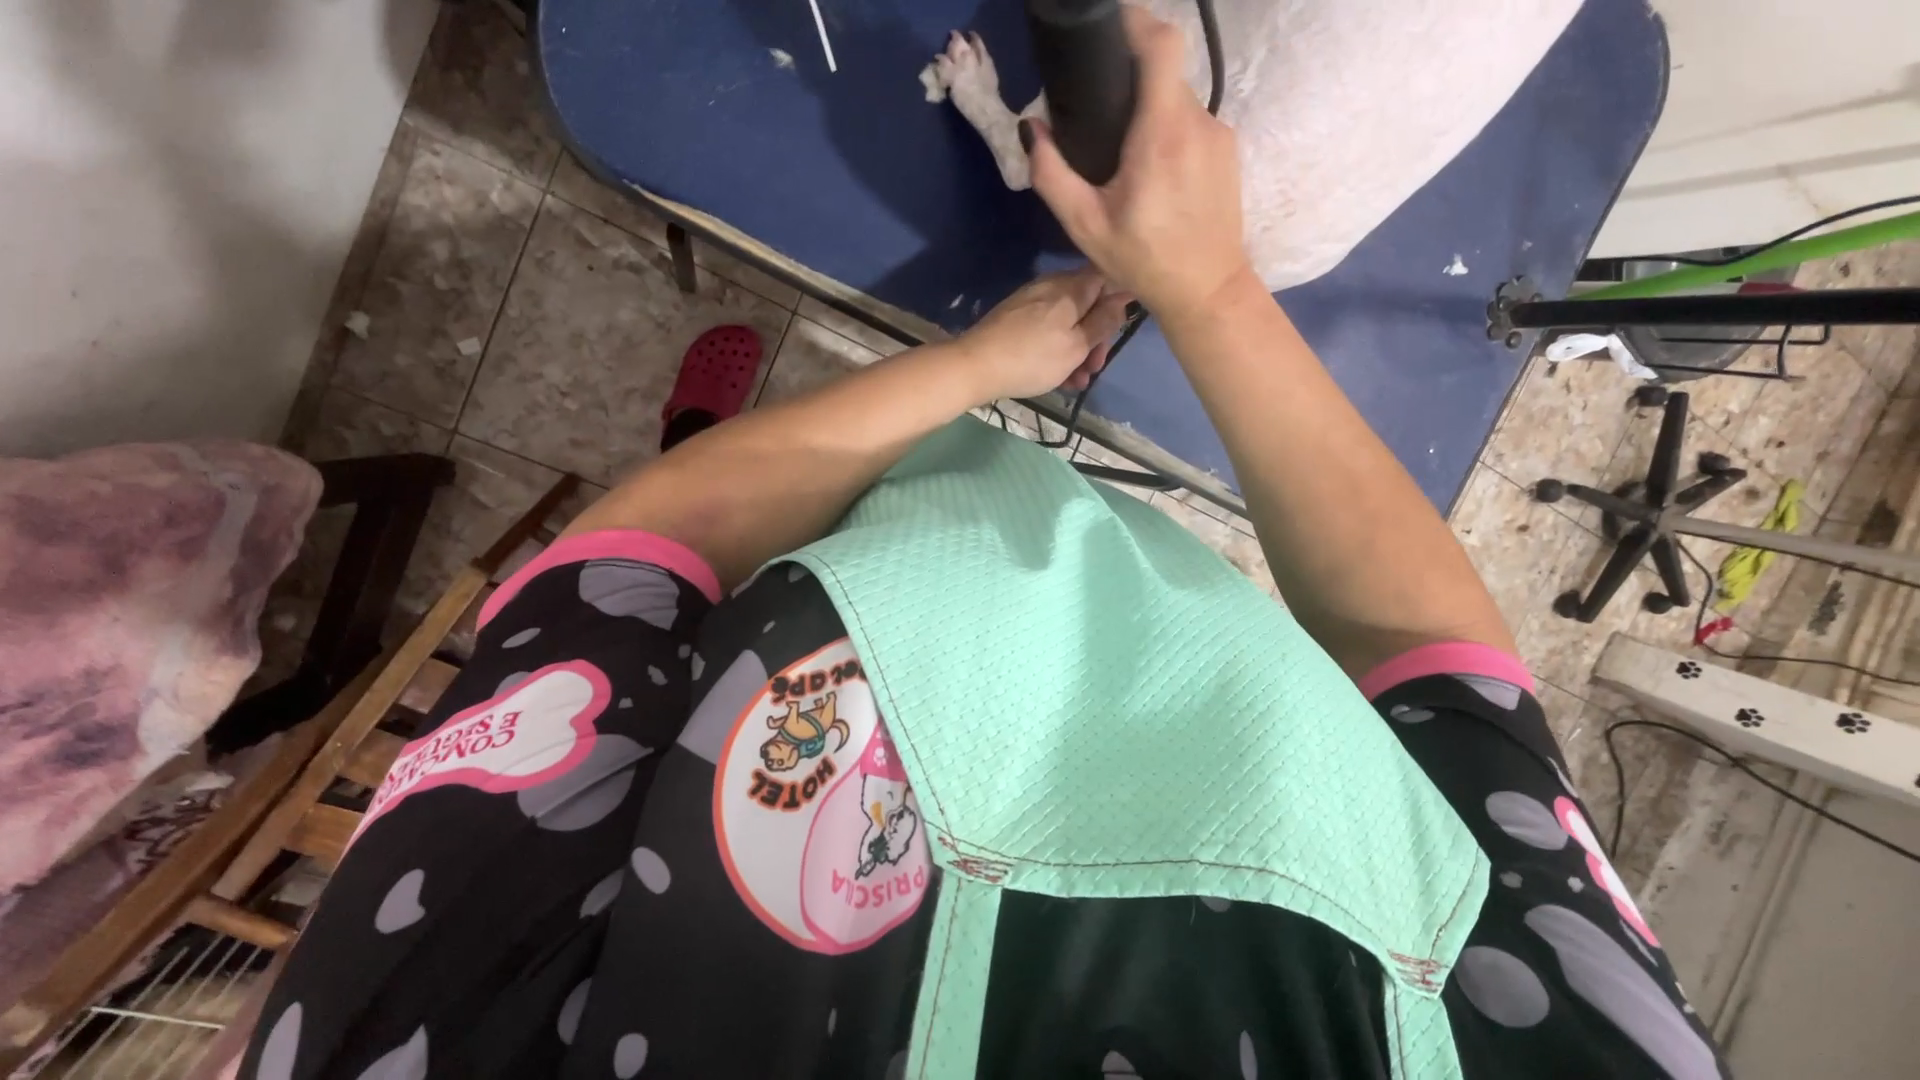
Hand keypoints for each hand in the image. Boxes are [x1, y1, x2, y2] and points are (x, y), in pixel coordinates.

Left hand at [948, 267, 1131, 400]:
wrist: (975, 366)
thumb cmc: (1033, 358)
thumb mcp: (1077, 345)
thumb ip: (1104, 321)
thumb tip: (1123, 297)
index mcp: (1072, 287)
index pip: (1107, 276)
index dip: (1121, 298)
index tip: (1123, 326)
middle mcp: (1053, 286)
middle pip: (1088, 304)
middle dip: (1097, 337)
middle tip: (1096, 367)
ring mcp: (1032, 302)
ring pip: (1068, 322)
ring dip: (1078, 352)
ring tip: (1077, 382)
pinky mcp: (1016, 319)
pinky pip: (1048, 330)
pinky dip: (1058, 350)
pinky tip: (1058, 377)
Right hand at [1021, 8, 1255, 318]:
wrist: (1207, 290)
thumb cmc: (1143, 261)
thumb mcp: (1085, 226)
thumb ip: (1052, 175)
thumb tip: (1032, 130)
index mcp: (1161, 134)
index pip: (1160, 45)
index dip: (1135, 22)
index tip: (1107, 27)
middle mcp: (1197, 122)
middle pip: (1163, 73)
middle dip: (1130, 82)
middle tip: (1099, 111)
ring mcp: (1219, 135)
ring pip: (1177, 100)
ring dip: (1149, 112)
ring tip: (1124, 153)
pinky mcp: (1228, 151)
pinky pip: (1192, 123)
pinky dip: (1169, 132)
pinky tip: (1154, 173)